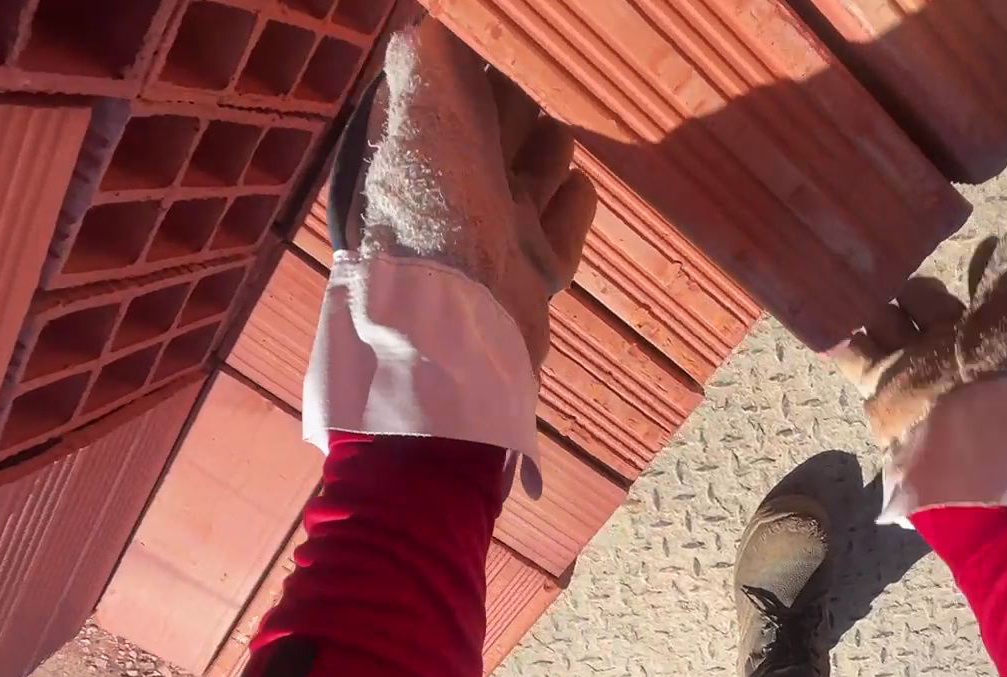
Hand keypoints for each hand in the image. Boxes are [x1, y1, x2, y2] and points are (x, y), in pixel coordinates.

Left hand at [349, 16, 597, 370]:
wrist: (466, 317)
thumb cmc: (441, 207)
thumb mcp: (425, 113)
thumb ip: (430, 57)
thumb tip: (434, 20)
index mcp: (431, 147)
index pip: (464, 92)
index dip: (489, 63)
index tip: (522, 42)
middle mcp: (464, 191)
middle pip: (505, 135)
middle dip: (527, 104)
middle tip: (561, 76)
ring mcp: (502, 235)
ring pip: (536, 180)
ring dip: (553, 151)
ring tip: (572, 126)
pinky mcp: (536, 273)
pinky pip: (562, 232)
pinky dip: (572, 208)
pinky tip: (582, 186)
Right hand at [833, 218, 1006, 447]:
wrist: (968, 422)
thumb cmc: (1004, 354)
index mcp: (995, 328)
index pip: (984, 292)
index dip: (979, 269)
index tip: (968, 246)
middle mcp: (954, 351)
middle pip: (926, 310)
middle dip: (910, 287)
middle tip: (886, 260)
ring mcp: (915, 371)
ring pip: (888, 329)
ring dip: (871, 305)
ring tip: (849, 275)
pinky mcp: (880, 389)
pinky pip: (856, 359)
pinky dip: (840, 339)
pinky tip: (825, 313)